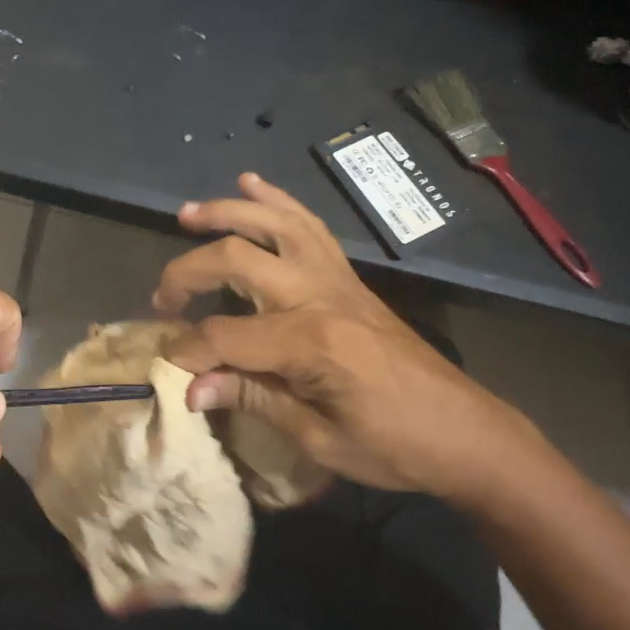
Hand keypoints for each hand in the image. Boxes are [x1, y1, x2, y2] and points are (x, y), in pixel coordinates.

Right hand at [156, 173, 542, 502]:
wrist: (467, 432)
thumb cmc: (394, 446)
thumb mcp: (319, 439)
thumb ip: (253, 399)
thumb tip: (190, 390)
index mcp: (311, 342)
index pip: (225, 334)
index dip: (190, 351)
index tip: (170, 369)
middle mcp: (319, 295)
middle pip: (237, 259)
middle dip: (188, 273)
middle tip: (162, 299)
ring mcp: (335, 278)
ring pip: (273, 223)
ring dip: (226, 212)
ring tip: (187, 214)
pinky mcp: (346, 276)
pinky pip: (308, 225)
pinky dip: (277, 200)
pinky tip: (251, 183)